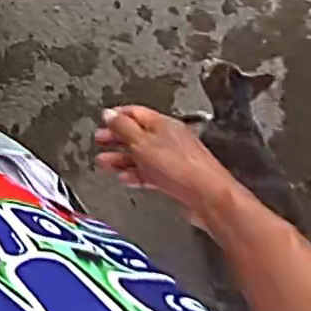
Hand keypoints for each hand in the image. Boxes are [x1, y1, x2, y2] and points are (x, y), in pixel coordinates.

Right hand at [95, 106, 245, 229]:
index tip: (102, 122)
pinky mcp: (177, 178)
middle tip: (100, 141)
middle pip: (137, 134)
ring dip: (122, 158)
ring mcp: (175, 159)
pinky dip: (137, 173)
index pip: (133, 112)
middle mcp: (170, 138)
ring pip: (143, 155)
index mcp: (162, 123)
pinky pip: (152, 172)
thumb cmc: (180, 167)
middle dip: (116, 138)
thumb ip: (121, 126)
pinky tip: (128, 178)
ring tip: (105, 163)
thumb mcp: (140, 142)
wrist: (210, 198)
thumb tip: (108, 113)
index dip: (115, 117)